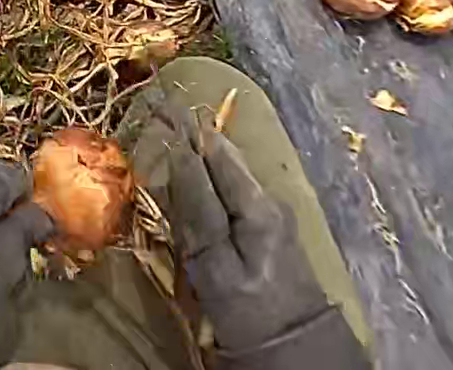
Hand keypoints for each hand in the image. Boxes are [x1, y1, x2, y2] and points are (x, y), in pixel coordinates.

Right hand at [143, 98, 366, 365]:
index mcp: (254, 200)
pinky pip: (231, 184)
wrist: (299, 352)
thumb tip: (178, 148)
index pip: (212, 146)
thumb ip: (196, 202)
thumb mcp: (213, 260)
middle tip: (155, 119)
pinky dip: (208, 175)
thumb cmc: (248, 310)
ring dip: (198, 153)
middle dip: (189, 133)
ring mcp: (271, 208)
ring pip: (226, 166)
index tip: (153, 107)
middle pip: (221, 151)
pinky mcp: (268, 223)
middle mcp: (266, 194)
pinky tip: (192, 182)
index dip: (182, 125)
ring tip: (166, 145)